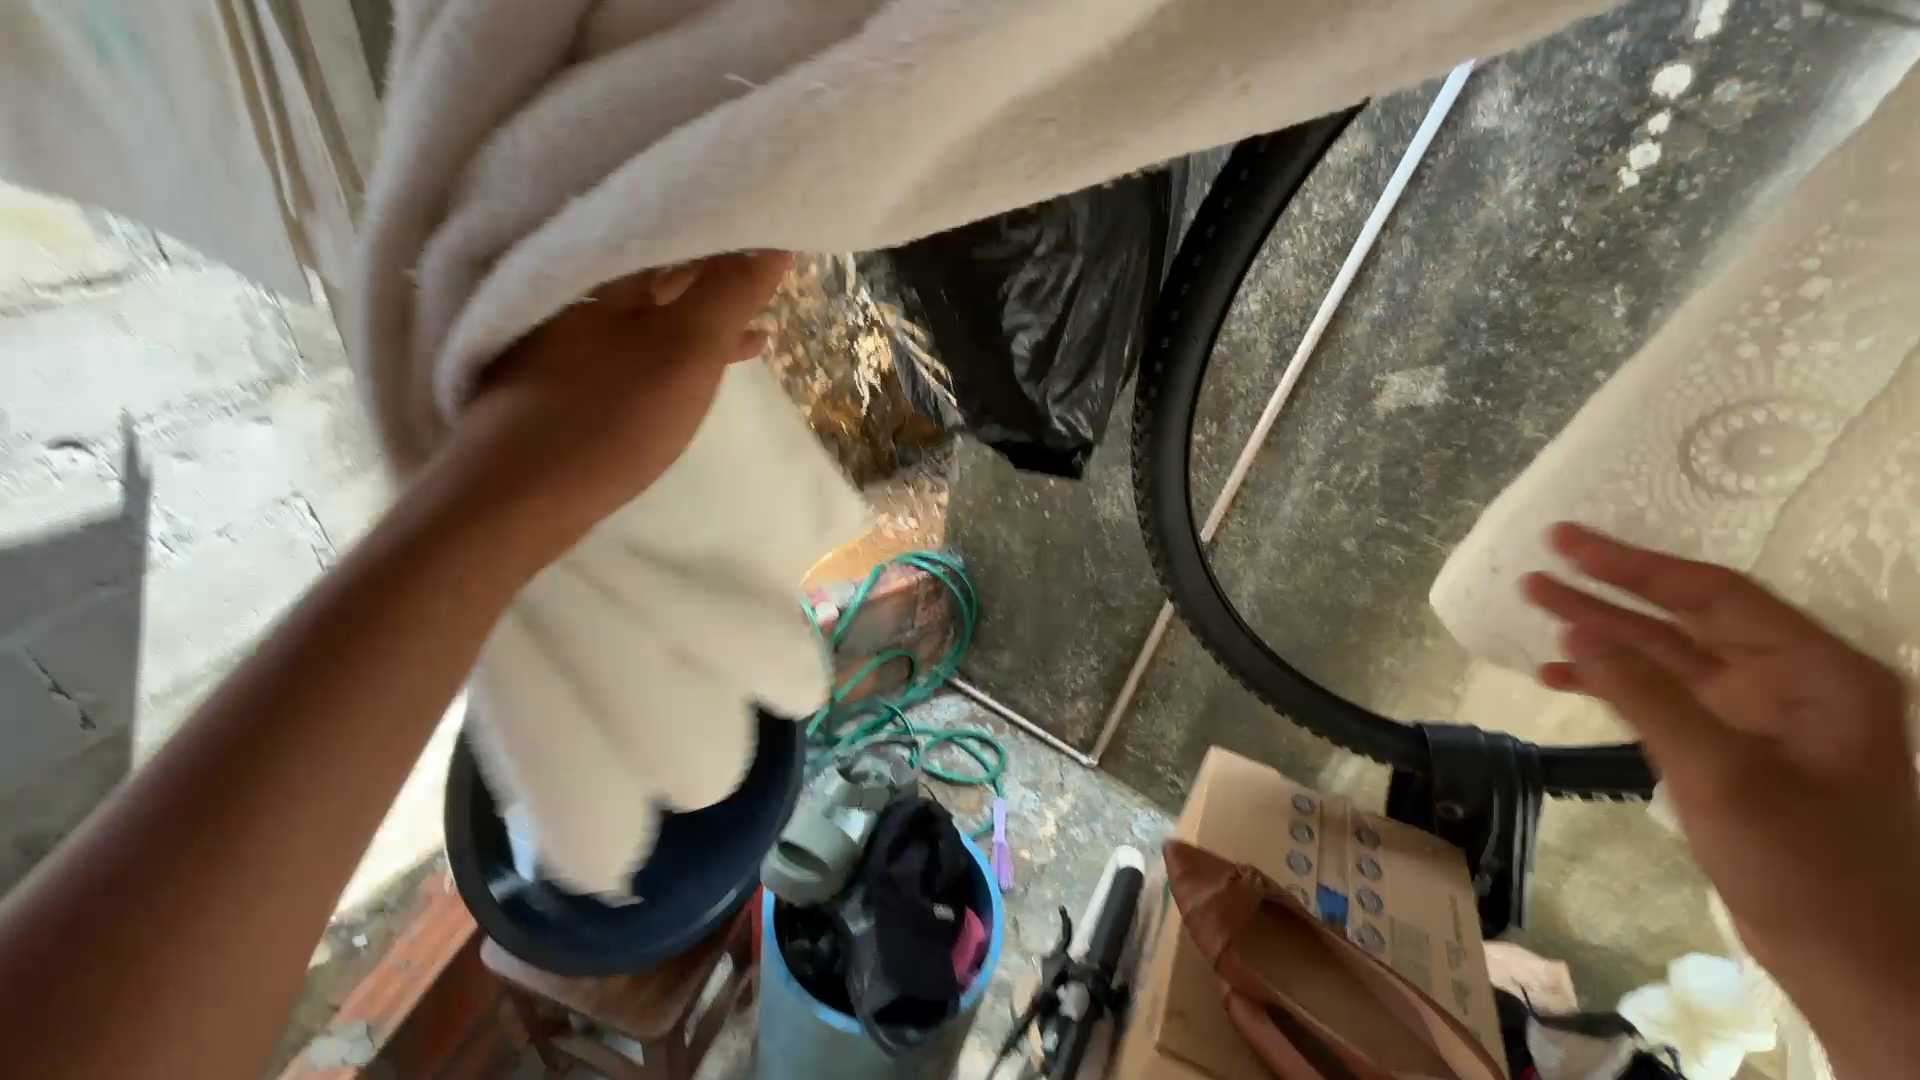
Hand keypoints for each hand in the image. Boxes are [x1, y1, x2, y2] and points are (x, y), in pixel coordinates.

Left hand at [429, 252, 790, 558]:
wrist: (518, 497)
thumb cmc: (609, 415)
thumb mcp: (687, 350)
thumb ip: (732, 293)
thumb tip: (777, 240)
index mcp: (602, 261)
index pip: (672, 218)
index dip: (726, 221)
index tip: (772, 226)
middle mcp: (579, 283)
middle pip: (658, 258)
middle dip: (717, 265)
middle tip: (772, 270)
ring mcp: (569, 329)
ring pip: (651, 303)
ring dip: (703, 310)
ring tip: (759, 322)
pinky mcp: (568, 370)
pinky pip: (637, 339)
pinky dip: (675, 345)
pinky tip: (707, 364)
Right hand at [1522, 524, 1919, 1073]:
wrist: (1854, 958)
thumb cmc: (1806, 864)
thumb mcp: (1721, 773)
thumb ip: (1646, 694)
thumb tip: (1576, 630)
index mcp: (1818, 674)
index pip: (1713, 595)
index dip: (1633, 564)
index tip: (1565, 541)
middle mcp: (1792, 682)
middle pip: (1686, 617)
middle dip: (1609, 592)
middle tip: (1540, 565)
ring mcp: (1761, 716)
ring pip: (1668, 654)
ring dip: (1602, 633)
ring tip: (1536, 607)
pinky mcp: (1733, 748)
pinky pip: (1662, 696)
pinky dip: (1611, 683)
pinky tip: (1561, 677)